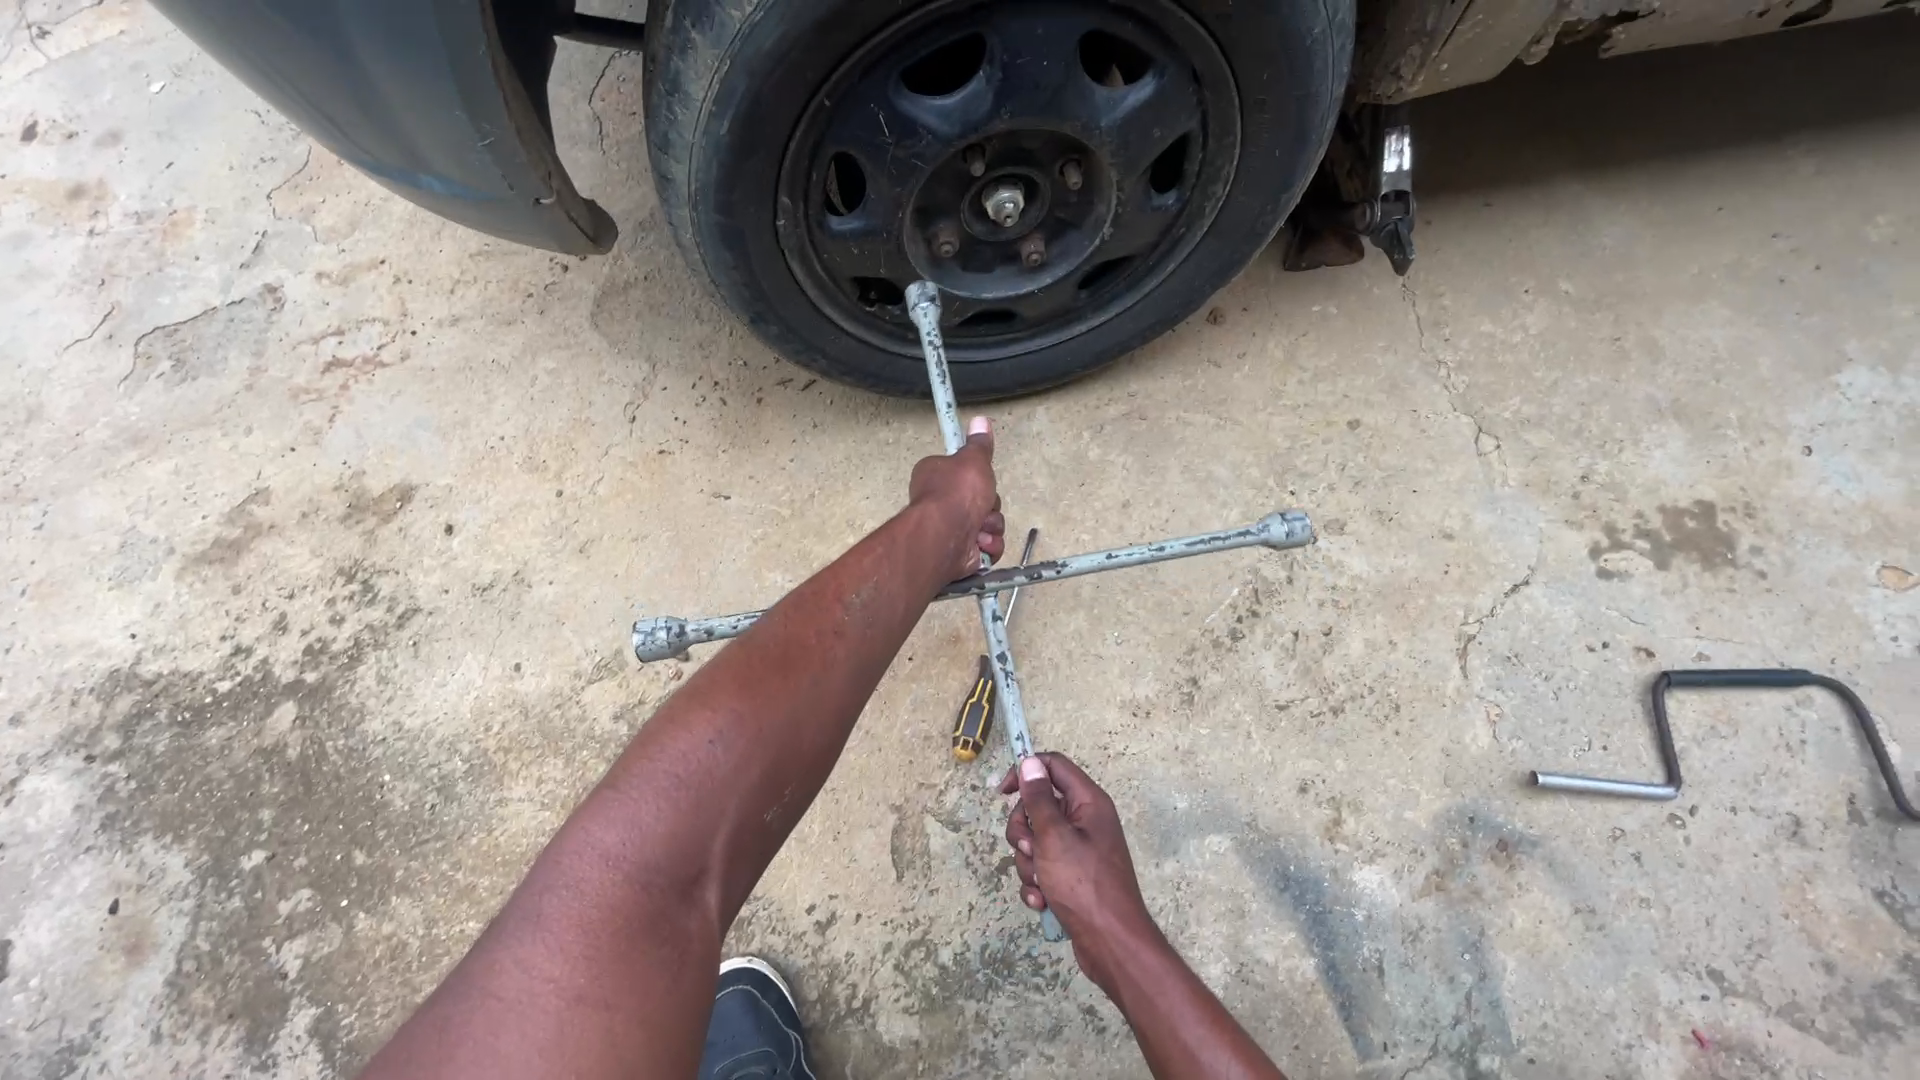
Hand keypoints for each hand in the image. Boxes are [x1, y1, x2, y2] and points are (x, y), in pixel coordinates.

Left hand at [908, 416, 1004, 577]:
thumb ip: (979, 444)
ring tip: (979, 528)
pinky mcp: (962, 553)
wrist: (947, 535)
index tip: (981, 479)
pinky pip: (988, 548)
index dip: (978, 478)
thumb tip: (981, 420)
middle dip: (989, 506)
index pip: (964, 475)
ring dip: (990, 527)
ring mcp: (952, 530)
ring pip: (988, 525)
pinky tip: (980, 543)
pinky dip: (988, 547)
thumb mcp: (973, 459)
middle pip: (982, 501)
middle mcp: (941, 503)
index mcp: (936, 477)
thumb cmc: (956, 492)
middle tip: (983, 505)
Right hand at [1002, 753, 1158, 993]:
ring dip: (1029, 863)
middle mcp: (1085, 821)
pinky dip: (1037, 884)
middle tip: (1030, 849)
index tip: (1002, 793)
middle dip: (1024, 831)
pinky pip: (1042, 868)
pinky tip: (1043, 902)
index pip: (1053, 766)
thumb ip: (1038, 799)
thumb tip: (1030, 762)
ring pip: (1036, 841)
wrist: (1111, 944)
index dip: (1026, 772)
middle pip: (1038, 806)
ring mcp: (1078, 850)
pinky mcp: (1072, 877)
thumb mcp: (1054, 836)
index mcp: (1088, 802)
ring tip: (1041, 883)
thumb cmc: (1084, 884)